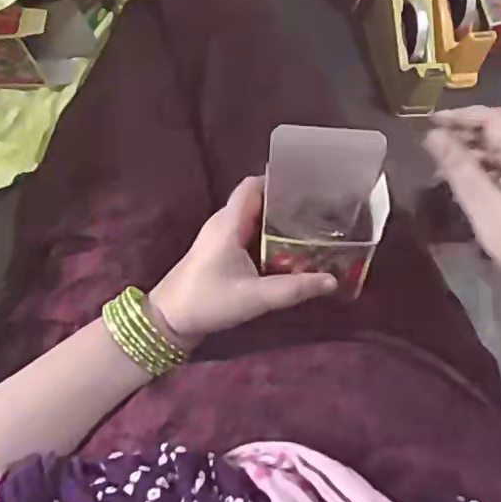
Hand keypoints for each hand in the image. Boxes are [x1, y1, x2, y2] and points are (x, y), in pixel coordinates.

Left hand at [148, 175, 337, 347]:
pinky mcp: (219, 253)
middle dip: (285, 201)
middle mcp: (223, 224)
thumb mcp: (255, 297)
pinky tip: (288, 249)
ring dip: (277, 220)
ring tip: (310, 225)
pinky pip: (247, 233)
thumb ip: (294, 289)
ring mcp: (219, 238)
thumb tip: (332, 281)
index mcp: (229, 223)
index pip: (252, 185)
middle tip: (318, 208)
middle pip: (257, 199)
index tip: (307, 184)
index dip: (277, 179)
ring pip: (253, 218)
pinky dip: (267, 236)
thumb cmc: (207, 302)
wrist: (168, 321)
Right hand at [423, 106, 500, 301]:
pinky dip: (487, 166)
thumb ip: (458, 168)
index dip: (461, 115)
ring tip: (441, 165)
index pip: (495, 118)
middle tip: (430, 146)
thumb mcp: (484, 207)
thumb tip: (432, 136)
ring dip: (474, 152)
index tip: (430, 122)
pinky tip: (465, 178)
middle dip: (465, 134)